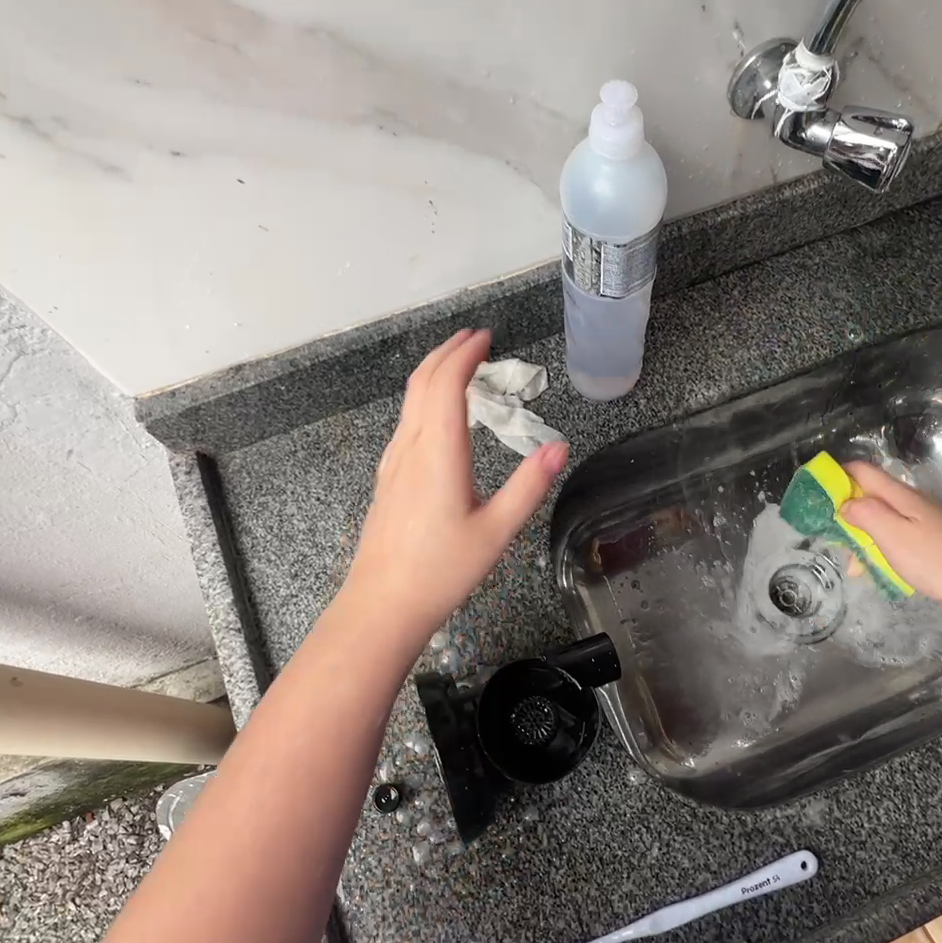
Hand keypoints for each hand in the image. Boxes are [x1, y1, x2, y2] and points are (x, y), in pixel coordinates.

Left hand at [344, 329, 569, 636]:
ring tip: (459, 365)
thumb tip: (559, 449)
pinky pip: (405, 421)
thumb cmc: (440, 572)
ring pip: (409, 400)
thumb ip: (528, 487)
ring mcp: (394, 463)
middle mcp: (411, 448)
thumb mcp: (496, 532)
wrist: (382, 604)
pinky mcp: (388, 478)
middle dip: (448, 352)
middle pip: (422, 382)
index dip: (466, 354)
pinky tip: (437, 414)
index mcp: (439, 454)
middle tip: (475, 339)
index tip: (486, 337)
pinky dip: (423, 398)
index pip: (448, 384)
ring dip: (433, 372)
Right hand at [839, 461, 941, 604]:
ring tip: (856, 565)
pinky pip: (896, 533)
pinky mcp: (931, 536)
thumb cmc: (934, 559)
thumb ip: (865, 515)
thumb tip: (844, 503)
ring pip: (882, 517)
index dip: (837, 476)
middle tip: (834, 539)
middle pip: (870, 495)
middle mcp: (911, 500)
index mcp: (900, 495)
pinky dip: (880, 546)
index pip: (862, 470)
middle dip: (847, 512)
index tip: (817, 495)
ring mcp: (923, 518)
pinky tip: (879, 568)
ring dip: (862, 535)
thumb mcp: (893, 537)